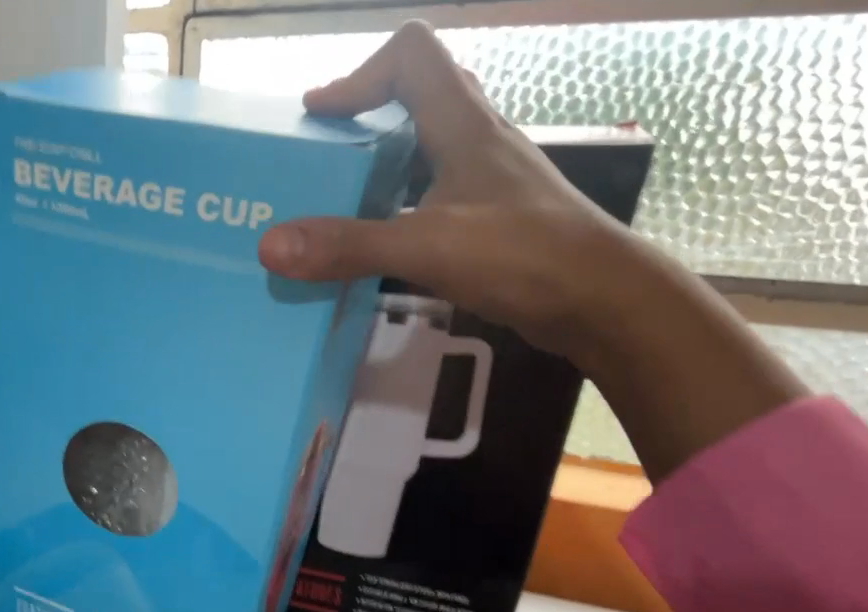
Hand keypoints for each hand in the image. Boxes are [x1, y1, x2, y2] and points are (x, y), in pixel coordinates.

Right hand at [257, 21, 639, 360]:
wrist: (599, 299)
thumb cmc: (521, 254)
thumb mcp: (425, 246)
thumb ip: (348, 245)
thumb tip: (268, 245)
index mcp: (464, 124)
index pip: (411, 56)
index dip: (358, 75)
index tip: (318, 113)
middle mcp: (479, 141)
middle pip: (421, 96)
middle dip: (367, 116)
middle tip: (327, 153)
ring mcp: (490, 181)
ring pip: (430, 150)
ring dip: (386, 165)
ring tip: (343, 202)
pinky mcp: (495, 220)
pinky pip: (438, 195)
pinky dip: (404, 208)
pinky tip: (384, 246)